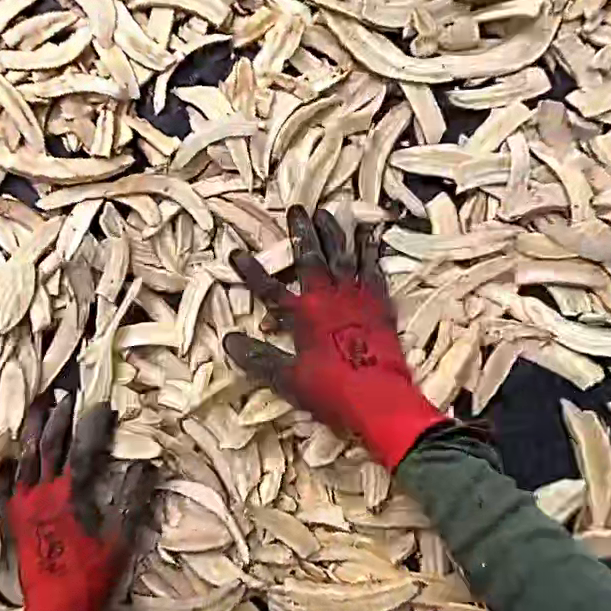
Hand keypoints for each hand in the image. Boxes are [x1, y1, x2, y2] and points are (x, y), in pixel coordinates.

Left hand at [0, 398, 151, 610]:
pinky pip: (4, 487)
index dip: (94, 425)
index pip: (84, 448)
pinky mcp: (12, 519)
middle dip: (59, 418)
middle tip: (66, 397)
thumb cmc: (91, 575)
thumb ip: (133, 499)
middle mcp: (43, 492)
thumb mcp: (120, 540)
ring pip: (25, 457)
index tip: (104, 406)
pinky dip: (7, 468)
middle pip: (49, 444)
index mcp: (71, 493)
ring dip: (31, 430)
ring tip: (36, 408)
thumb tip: (148, 465)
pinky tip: (8, 456)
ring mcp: (23, 504)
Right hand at [224, 206, 447, 468]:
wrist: (382, 401)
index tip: (235, 253)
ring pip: (343, 257)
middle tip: (296, 209)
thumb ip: (258, 358)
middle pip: (311, 259)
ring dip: (335, 234)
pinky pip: (373, 270)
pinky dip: (370, 252)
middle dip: (301, 233)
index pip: (269, 289)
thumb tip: (228, 340)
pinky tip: (369, 237)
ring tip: (329, 213)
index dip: (251, 271)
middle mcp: (328, 298)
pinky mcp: (380, 305)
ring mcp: (356, 298)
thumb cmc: (332, 391)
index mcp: (303, 315)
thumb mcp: (288, 379)